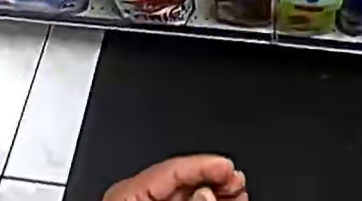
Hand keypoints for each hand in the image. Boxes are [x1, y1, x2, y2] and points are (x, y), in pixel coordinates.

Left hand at [104, 154, 246, 200]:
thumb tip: (206, 193)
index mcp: (124, 196)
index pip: (172, 168)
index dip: (205, 165)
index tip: (229, 168)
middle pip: (176, 183)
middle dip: (210, 181)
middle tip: (236, 183)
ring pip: (177, 200)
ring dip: (208, 198)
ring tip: (233, 197)